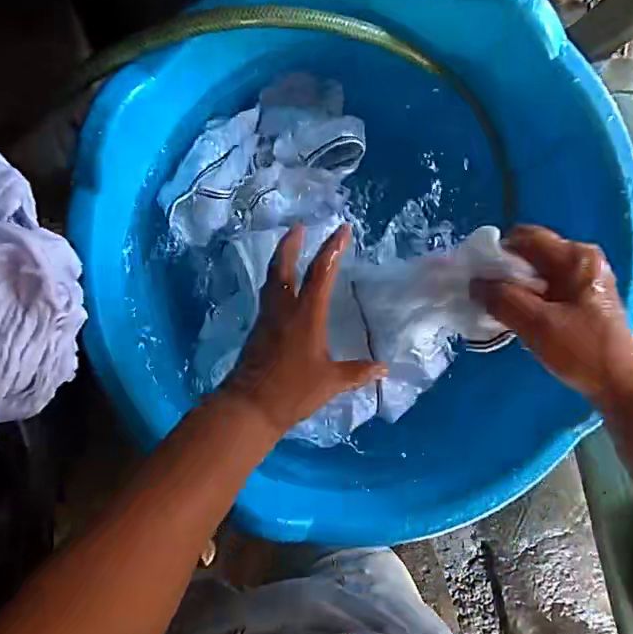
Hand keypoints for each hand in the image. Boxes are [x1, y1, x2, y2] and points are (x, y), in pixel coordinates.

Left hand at [219, 224, 386, 435]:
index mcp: (306, 315)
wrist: (250, 406)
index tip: (342, 230)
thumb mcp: (331, 382)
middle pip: (283, 267)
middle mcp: (283, 310)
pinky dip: (276, 286)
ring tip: (289, 253)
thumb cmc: (293, 391)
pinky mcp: (256, 332)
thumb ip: (357, 372)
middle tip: (299, 227)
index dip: (332, 249)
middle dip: (291, 244)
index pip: (321, 273)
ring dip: (280, 262)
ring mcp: (266, 320)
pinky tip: (282, 294)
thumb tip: (383, 369)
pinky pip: (268, 299)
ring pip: (271, 282)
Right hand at [473, 224, 632, 403]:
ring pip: (538, 273)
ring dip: (516, 288)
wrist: (619, 384)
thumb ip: (502, 299)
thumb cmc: (581, 350)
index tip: (478, 277)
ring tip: (501, 311)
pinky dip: (530, 299)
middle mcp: (583, 260)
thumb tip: (475, 284)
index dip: (496, 253)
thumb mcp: (536, 324)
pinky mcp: (584, 300)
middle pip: (531, 253)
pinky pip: (548, 288)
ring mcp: (586, 280)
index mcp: (576, 257)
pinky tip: (521, 319)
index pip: (526, 237)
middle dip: (505, 272)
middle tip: (486, 297)